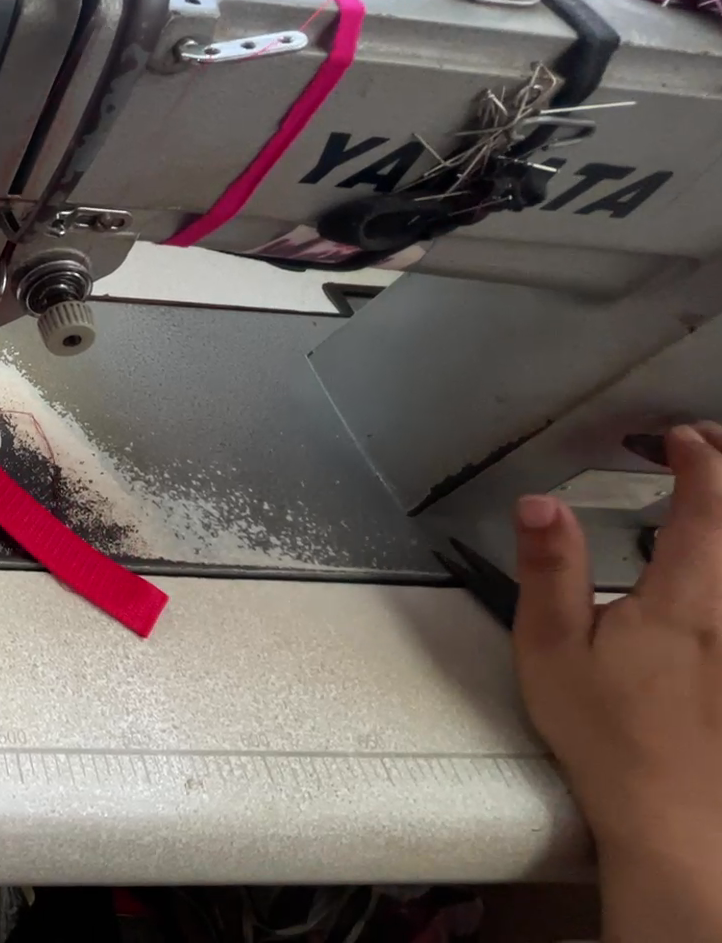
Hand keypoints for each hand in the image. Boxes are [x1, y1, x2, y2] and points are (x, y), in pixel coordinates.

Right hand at [514, 422, 721, 940]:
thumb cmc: (599, 721)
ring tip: (721, 493)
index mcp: (684, 604)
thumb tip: (540, 502)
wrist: (672, 807)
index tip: (682, 436)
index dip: (702, 470)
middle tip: (710, 446)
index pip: (707, 519)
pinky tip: (710, 558)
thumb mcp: (551, 643)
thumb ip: (550, 570)